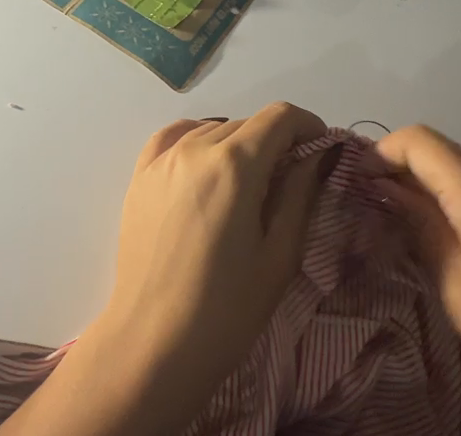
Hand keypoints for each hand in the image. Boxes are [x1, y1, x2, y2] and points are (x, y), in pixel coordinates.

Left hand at [0, 102, 329, 435]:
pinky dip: (195, 140)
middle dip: (276, 142)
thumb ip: (301, 193)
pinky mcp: (139, 176)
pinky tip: (205, 166)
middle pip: (248, 123)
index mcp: (235, 164)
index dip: (308, 127)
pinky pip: (172, 138)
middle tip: (290, 181)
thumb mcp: (280, 254)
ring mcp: (162, 159)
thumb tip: (317, 156)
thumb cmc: (227, 307)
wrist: (154, 342)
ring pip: (212, 129)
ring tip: (247, 184)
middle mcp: (195, 147)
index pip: (280, 117)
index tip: (321, 152)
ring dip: (238, 144)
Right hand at [376, 125, 460, 435]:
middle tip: (384, 218)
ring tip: (425, 239)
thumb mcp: (459, 293)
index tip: (363, 184)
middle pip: (445, 155)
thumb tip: (385, 185)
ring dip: (440, 192)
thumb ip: (422, 227)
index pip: (421, 141)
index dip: (384, 152)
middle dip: (409, 176)